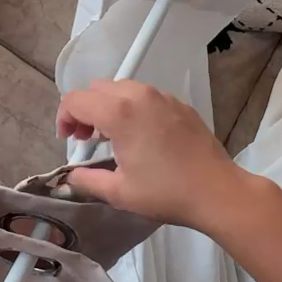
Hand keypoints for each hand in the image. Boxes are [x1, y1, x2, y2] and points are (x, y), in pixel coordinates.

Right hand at [55, 79, 252, 230]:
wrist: (217, 191)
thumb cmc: (166, 192)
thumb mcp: (119, 192)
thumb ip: (86, 180)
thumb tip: (71, 175)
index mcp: (118, 113)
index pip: (75, 100)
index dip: (63, 118)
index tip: (68, 141)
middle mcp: (138, 95)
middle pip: (96, 89)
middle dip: (84, 110)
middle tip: (86, 139)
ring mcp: (161, 96)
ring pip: (121, 88)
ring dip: (108, 106)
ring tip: (113, 136)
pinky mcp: (178, 103)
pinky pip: (145, 96)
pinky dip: (132, 108)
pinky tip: (141, 136)